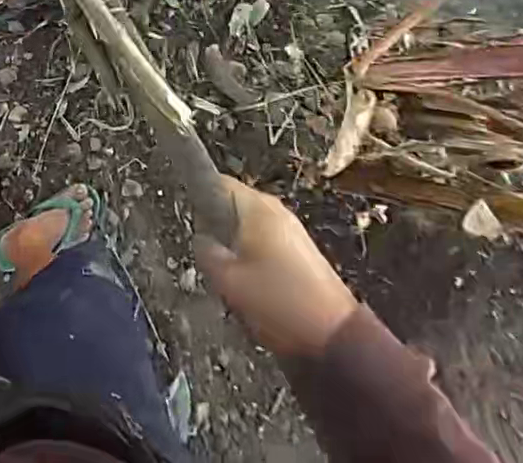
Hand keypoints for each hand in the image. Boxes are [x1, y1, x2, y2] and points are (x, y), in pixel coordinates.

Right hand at [197, 176, 359, 357]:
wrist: (336, 338)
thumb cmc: (278, 302)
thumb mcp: (229, 281)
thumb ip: (206, 253)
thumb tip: (201, 238)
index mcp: (257, 207)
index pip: (218, 183)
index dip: (198, 196)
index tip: (186, 219)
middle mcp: (275, 210)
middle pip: (233, 207)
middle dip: (216, 228)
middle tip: (206, 258)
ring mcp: (291, 230)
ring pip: (248, 228)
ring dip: (234, 248)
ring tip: (228, 279)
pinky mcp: (301, 252)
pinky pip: (264, 244)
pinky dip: (252, 259)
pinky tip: (251, 288)